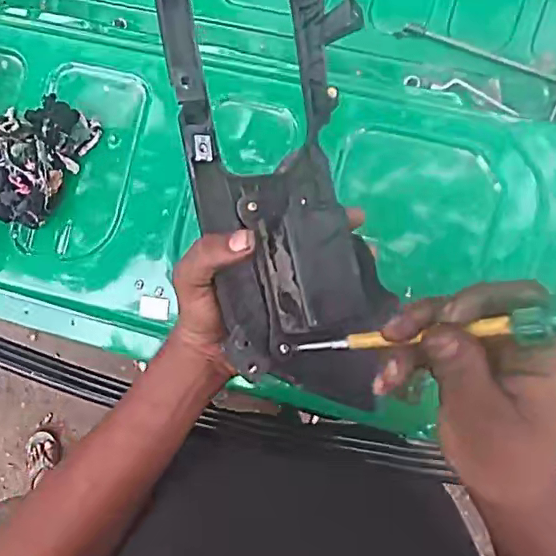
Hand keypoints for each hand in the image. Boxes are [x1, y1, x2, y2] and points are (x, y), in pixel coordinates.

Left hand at [162, 209, 366, 382]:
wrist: (210, 355)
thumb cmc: (197, 308)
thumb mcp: (190, 274)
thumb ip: (206, 252)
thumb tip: (245, 239)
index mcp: (246, 243)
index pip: (274, 217)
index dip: (297, 205)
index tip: (322, 200)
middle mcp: (271, 259)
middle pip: (304, 236)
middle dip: (332, 226)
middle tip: (354, 220)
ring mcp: (287, 285)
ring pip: (319, 263)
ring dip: (343, 254)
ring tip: (364, 248)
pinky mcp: (297, 311)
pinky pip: (322, 296)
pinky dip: (342, 288)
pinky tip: (359, 282)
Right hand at [373, 282, 555, 512]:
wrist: (502, 496)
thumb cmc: (502, 459)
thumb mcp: (478, 412)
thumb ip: (460, 364)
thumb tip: (438, 329)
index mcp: (550, 353)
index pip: (523, 301)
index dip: (481, 299)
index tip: (445, 318)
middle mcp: (527, 344)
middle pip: (477, 309)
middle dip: (431, 319)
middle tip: (392, 335)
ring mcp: (499, 353)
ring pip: (451, 325)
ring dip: (412, 344)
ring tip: (385, 374)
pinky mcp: (476, 363)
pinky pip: (442, 346)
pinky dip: (414, 360)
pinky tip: (389, 382)